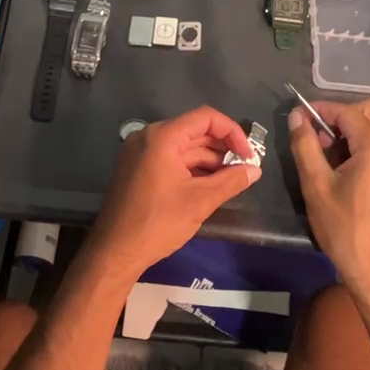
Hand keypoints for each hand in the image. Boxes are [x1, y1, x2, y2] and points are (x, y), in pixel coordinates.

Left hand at [83, 106, 260, 276]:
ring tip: (232, 179)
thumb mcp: (200, 201)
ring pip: (183, 147)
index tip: (248, 155)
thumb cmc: (158, 223)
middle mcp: (148, 138)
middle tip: (245, 168)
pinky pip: (171, 159)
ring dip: (209, 160)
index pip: (205, 118)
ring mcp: (140, 153)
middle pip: (194, 131)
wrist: (114, 252)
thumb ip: (231, 181)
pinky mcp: (138, 169)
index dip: (232, 132)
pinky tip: (210, 185)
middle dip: (222, 148)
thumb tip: (255, 170)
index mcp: (162, 137)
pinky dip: (191, 168)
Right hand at [288, 100, 369, 302]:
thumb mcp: (316, 187)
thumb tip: (297, 118)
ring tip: (335, 156)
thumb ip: (305, 146)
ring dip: (358, 129)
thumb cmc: (345, 231)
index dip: (321, 110)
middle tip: (321, 140)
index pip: (348, 112)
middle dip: (342, 117)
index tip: (300, 118)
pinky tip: (355, 167)